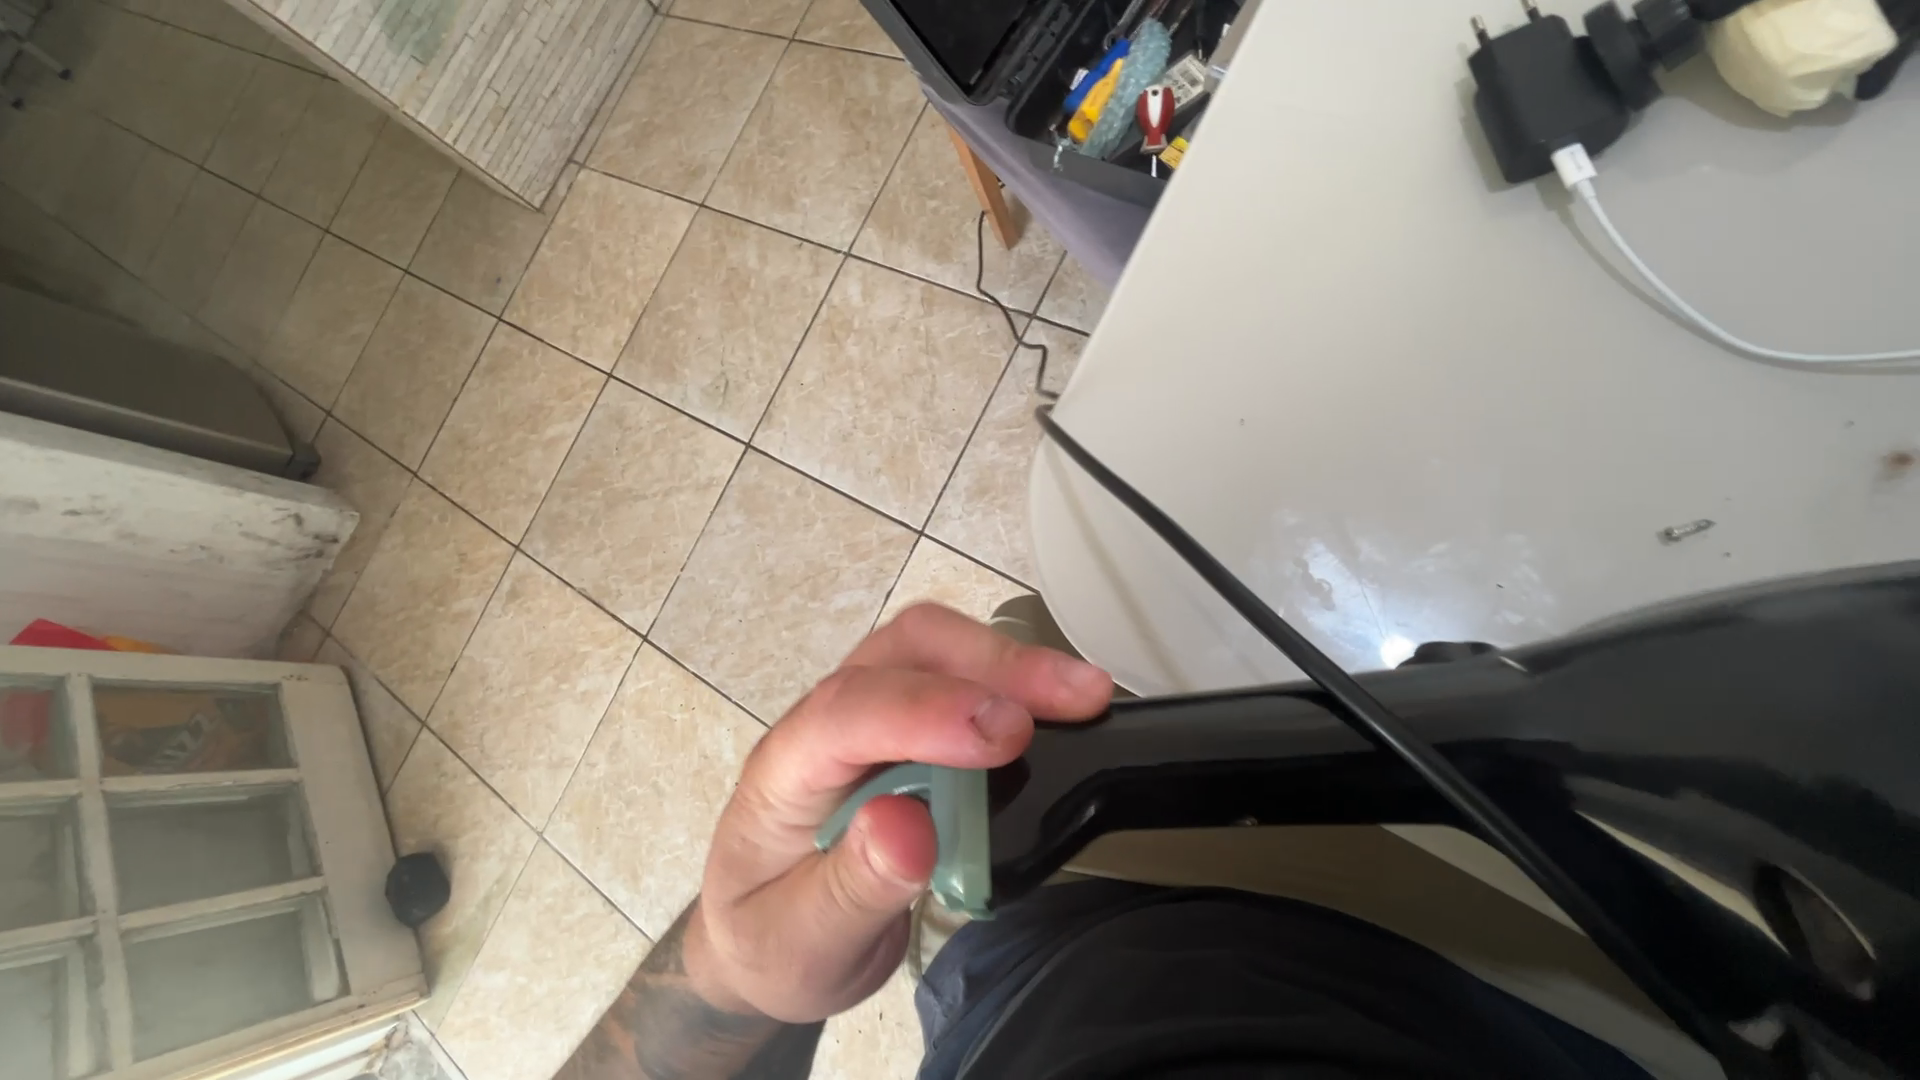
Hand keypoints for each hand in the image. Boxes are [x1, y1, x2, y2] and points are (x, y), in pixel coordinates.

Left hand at [679, 602, 1113, 1023]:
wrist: (766, 935)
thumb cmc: (775, 938)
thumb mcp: (802, 943)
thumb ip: (851, 889)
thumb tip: (910, 829)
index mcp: (786, 770)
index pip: (848, 712)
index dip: (927, 711)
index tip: (1007, 736)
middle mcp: (826, 720)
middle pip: (904, 651)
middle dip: (992, 663)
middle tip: (1076, 698)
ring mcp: (869, 713)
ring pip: (936, 647)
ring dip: (1011, 663)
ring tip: (1083, 696)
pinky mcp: (907, 723)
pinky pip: (957, 677)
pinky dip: (1014, 684)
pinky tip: (1059, 710)